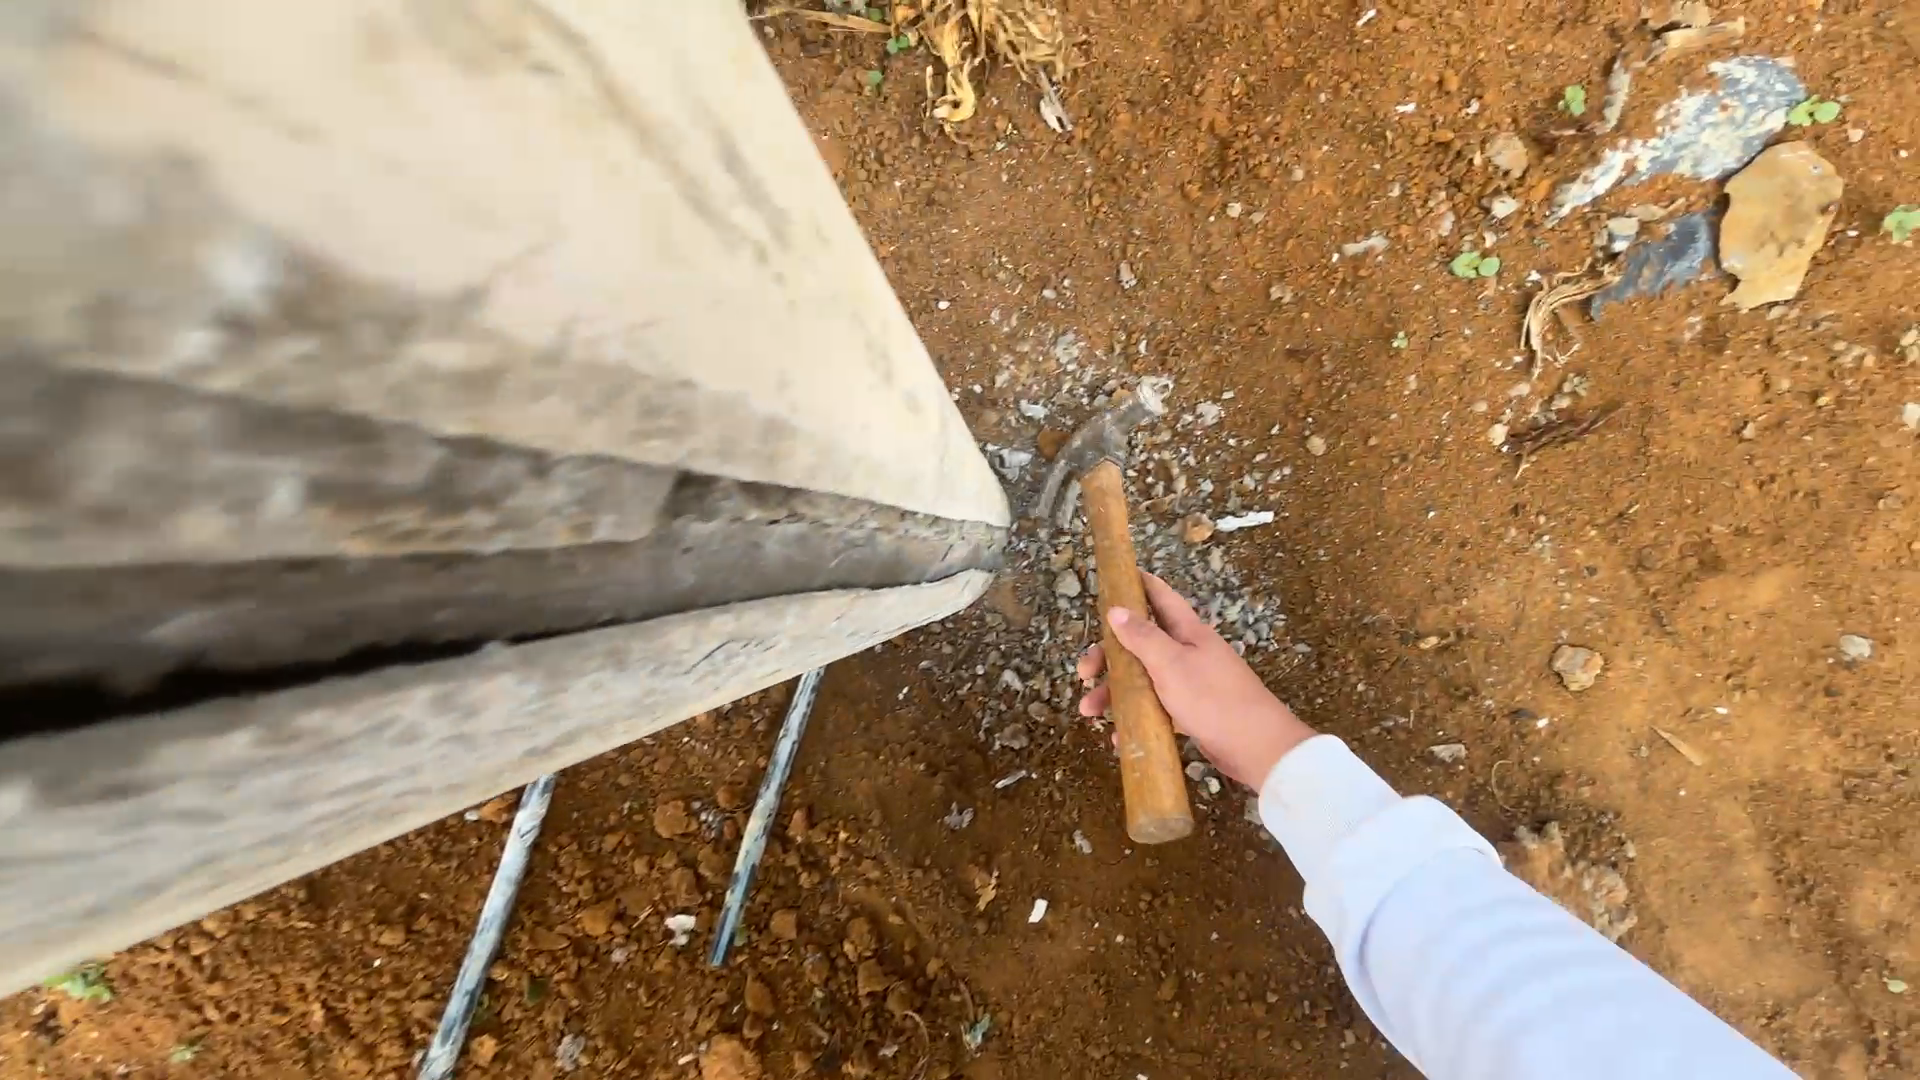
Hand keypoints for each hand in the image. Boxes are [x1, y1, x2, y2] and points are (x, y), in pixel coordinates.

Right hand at [1077, 573, 1315, 788]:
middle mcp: (1188, 652)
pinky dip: (1135, 717)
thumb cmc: (1213, 698)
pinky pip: (1154, 707)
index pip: (1160, 597)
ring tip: (1090, 712)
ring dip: (1114, 692)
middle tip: (1084, 672)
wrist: (1257, 749)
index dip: (1138, 585)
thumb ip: (1142, 636)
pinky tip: (1119, 736)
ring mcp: (1190, 683)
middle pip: (1140, 644)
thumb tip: (1116, 609)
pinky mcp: (1191, 712)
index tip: (1116, 578)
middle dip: (1108, 657)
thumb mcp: (1171, 664)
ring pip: (1142, 678)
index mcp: (1187, 632)